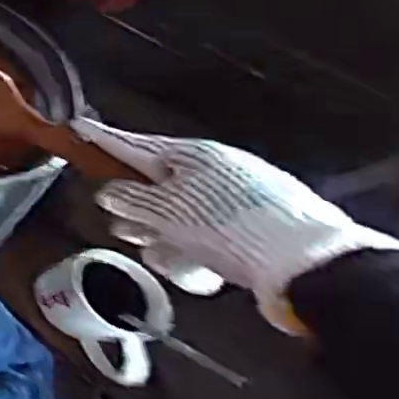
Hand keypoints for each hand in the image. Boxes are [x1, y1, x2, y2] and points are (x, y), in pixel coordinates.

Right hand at [74, 119, 398, 331]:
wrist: (320, 270)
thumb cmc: (231, 229)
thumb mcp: (164, 213)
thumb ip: (128, 199)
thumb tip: (109, 192)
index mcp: (192, 156)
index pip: (131, 144)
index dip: (101, 138)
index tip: (78, 127)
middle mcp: (216, 171)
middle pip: (155, 184)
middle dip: (135, 208)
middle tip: (122, 223)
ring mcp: (242, 201)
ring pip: (180, 214)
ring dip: (164, 237)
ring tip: (165, 255)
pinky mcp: (260, 230)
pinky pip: (210, 234)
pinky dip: (197, 251)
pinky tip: (199, 271)